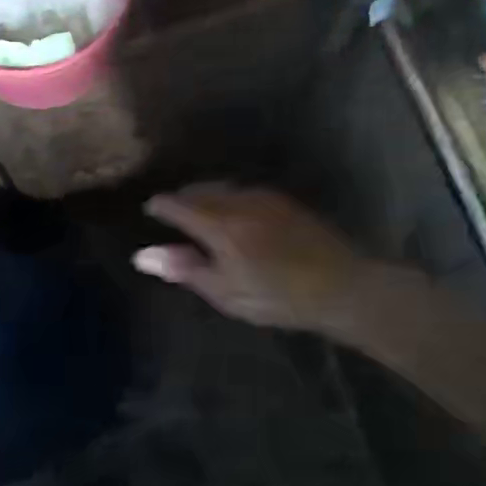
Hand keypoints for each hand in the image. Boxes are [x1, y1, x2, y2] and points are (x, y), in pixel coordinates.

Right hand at [132, 184, 377, 333]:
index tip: (151, 209)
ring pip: (224, 188)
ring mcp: (265, 199)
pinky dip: (229, 197)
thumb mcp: (223, 291)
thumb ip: (184, 269)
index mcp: (220, 226)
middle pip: (201, 190)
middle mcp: (239, 203)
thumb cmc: (277, 297)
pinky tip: (233, 212)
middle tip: (172, 211)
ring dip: (206, 195)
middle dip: (183, 197)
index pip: (179, 205)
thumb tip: (143, 255)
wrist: (342, 287)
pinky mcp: (285, 202)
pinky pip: (245, 191)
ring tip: (199, 210)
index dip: (162, 206)